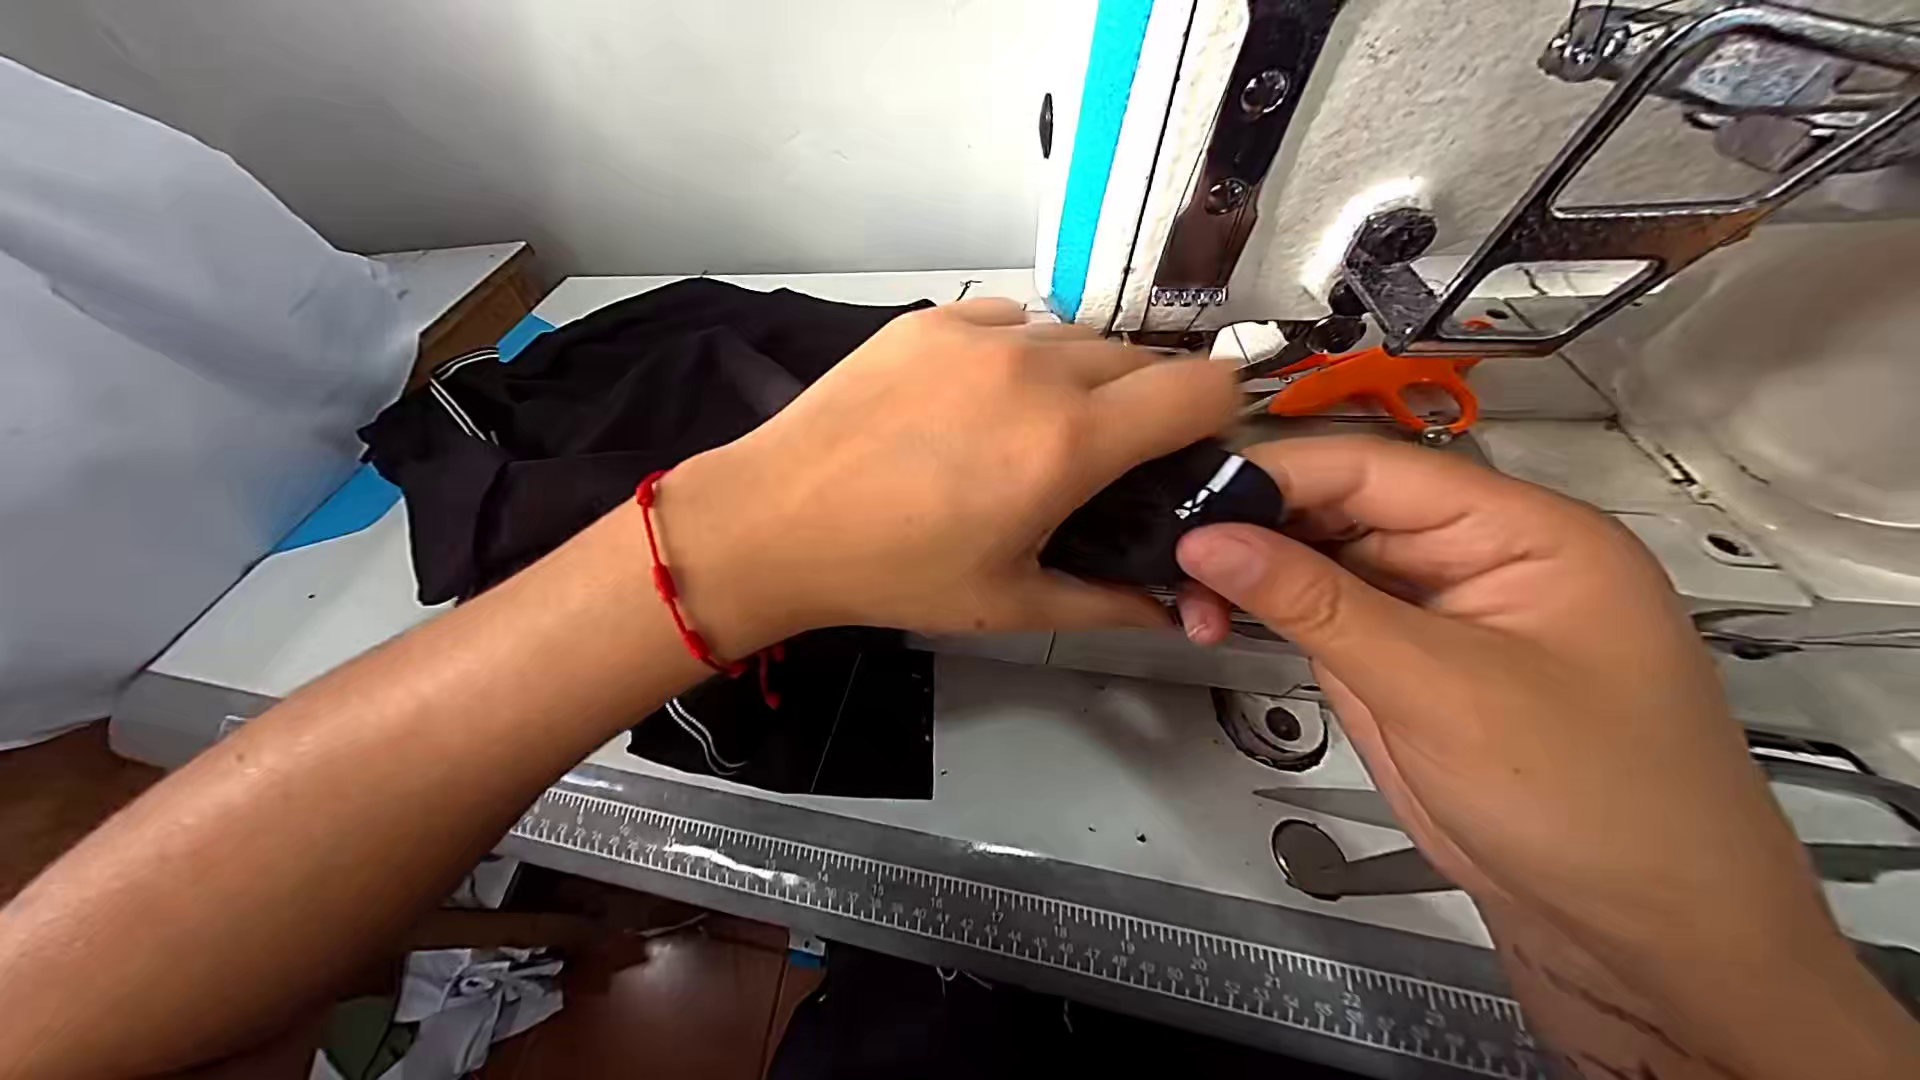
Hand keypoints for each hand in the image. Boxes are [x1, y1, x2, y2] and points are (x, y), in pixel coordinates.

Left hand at [653, 297, 1236, 655]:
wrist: (776, 521)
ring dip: (1085, 378)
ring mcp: (977, 332)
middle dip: (1148, 404)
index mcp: (1067, 442)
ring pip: (1078, 336)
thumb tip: (1172, 608)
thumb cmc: (896, 573)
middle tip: (1106, 457)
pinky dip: (1023, 354)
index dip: (1216, 416)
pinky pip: (1012, 321)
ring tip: (1037, 429)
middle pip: (1144, 358)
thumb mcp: (1011, 603)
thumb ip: (1108, 601)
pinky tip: (982, 398)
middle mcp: (1035, 368)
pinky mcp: (930, 318)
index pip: (1201, 389)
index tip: (1191, 450)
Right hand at [1169, 437, 1919, 1075]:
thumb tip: (1200, 539)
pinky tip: (1212, 617)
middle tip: (1169, 555)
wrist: (1629, 938)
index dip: (1272, 476)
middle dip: (1248, 528)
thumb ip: (1309, 601)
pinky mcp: (1387, 649)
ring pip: (1310, 556)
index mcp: (1514, 529)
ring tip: (1184, 600)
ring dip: (1245, 573)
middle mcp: (1462, 550)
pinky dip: (1259, 608)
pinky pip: (1309, 606)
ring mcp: (1419, 602)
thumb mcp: (1432, 685)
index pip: (1369, 470)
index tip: (1186, 502)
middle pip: (1333, 507)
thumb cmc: (1576, 799)